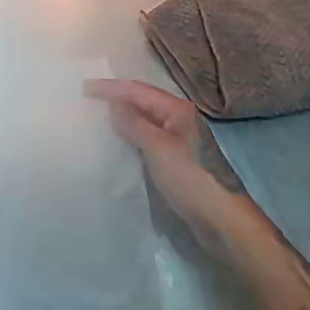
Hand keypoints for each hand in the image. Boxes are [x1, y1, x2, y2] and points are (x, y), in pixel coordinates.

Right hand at [84, 78, 258, 258]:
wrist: (224, 221)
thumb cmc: (190, 178)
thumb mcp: (157, 147)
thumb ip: (133, 123)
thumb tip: (114, 104)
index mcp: (177, 109)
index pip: (137, 90)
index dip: (111, 88)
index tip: (85, 88)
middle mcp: (180, 119)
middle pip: (143, 103)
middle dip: (117, 100)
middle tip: (90, 101)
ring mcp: (180, 141)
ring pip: (146, 122)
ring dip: (124, 120)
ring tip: (100, 119)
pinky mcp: (178, 162)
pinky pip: (149, 141)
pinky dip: (133, 138)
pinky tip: (120, 144)